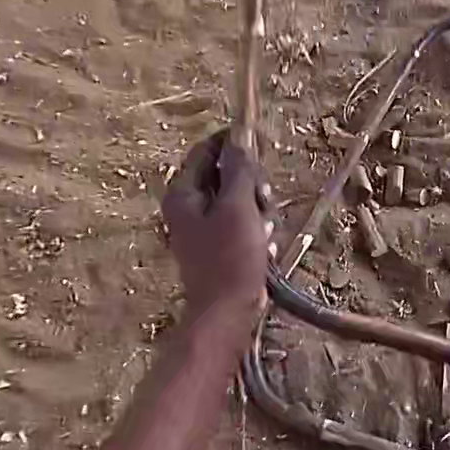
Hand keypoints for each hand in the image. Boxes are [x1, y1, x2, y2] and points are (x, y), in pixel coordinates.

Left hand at [161, 130, 271, 325]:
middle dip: (251, 184)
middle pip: (224, 174)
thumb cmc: (230, 259)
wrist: (226, 314)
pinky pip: (240, 223)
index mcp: (183, 192)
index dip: (234, 143)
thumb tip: (241, 135)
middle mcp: (188, 206)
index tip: (262, 146)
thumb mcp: (238, 207)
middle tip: (265, 200)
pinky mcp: (217, 245)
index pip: (207, 150)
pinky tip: (265, 246)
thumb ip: (239, 169)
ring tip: (266, 231)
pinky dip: (255, 229)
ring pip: (237, 199)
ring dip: (257, 209)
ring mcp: (202, 227)